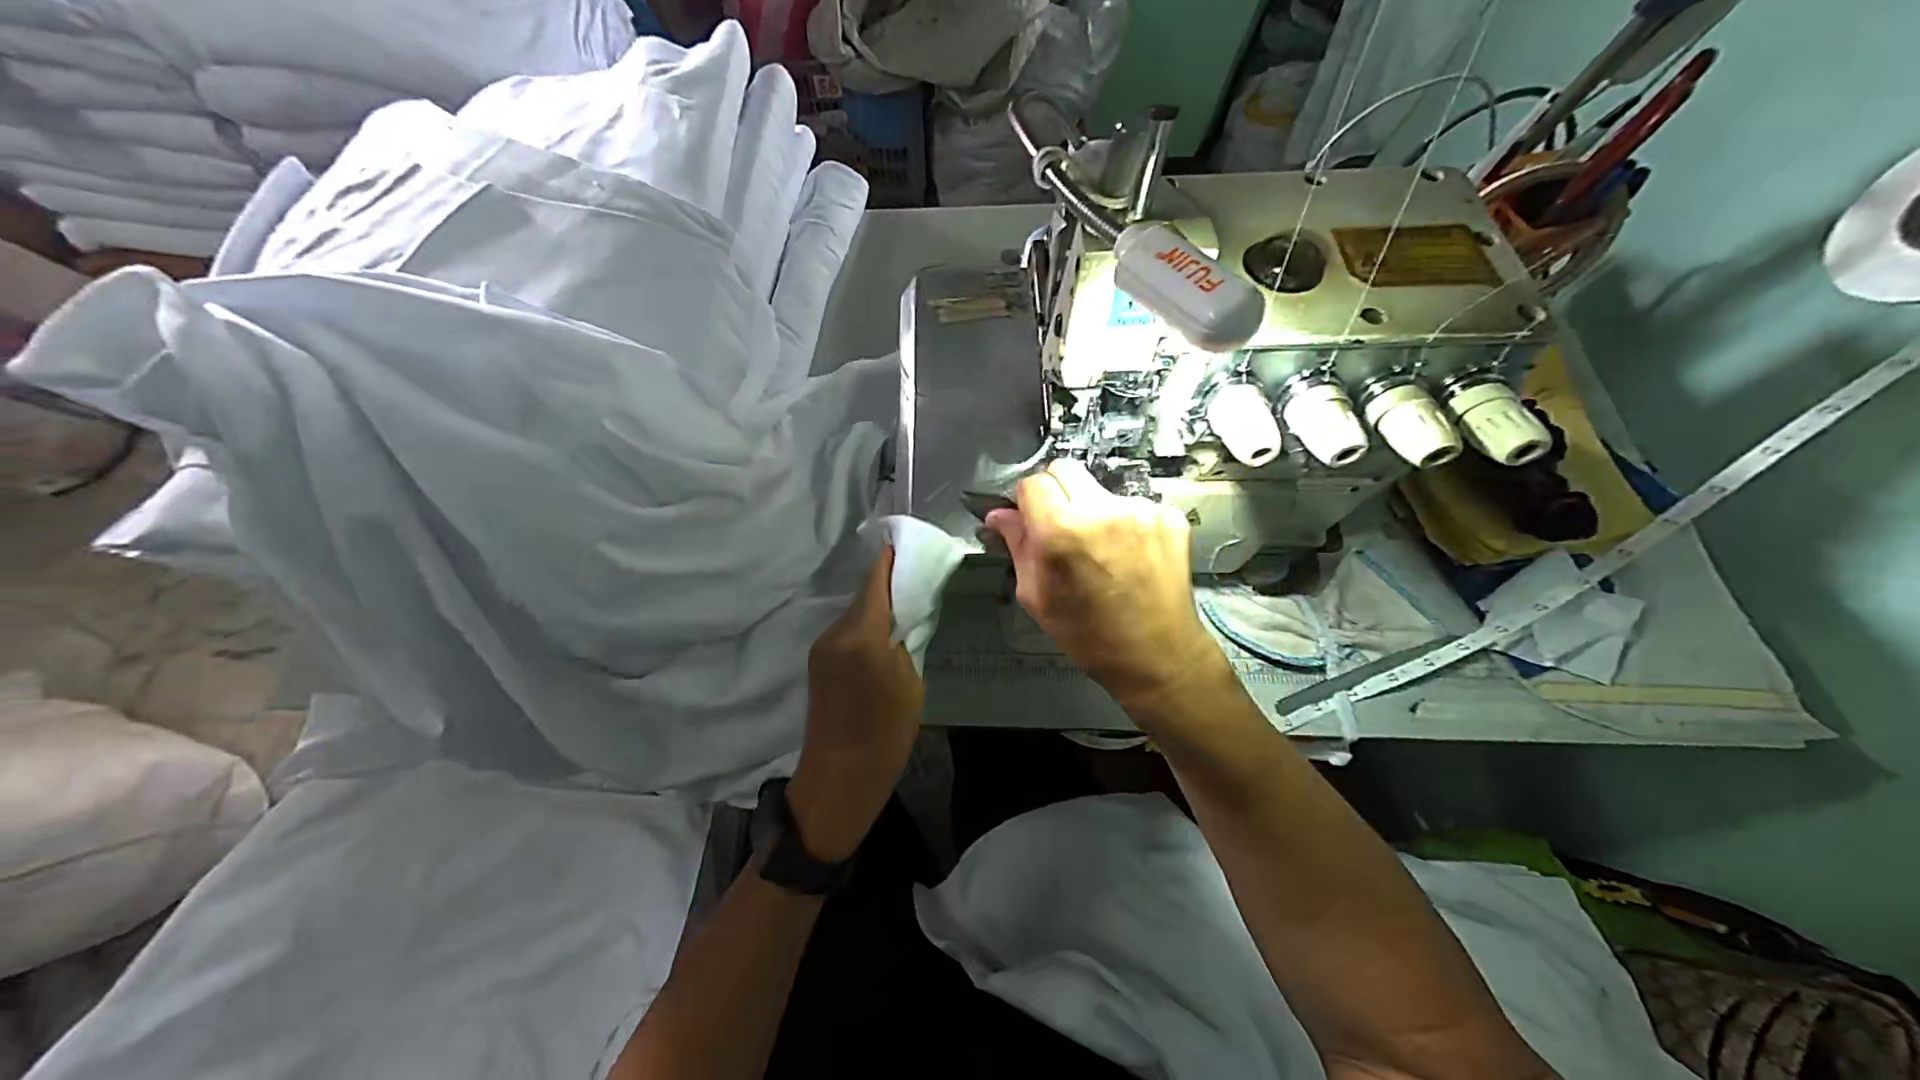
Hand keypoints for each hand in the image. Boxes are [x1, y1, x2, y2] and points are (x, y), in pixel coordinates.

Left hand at [788, 547, 924, 860]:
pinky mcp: (818, 661)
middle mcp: (836, 631)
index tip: (914, 546)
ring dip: (879, 607)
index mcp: (863, 633)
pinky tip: (886, 639)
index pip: (876, 578)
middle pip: (865, 593)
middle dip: (891, 583)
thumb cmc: (887, 731)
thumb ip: (910, 638)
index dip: (894, 558)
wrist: (841, 775)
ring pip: (856, 612)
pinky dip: (867, 626)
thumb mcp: (912, 680)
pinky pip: (847, 631)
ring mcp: (823, 646)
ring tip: (908, 614)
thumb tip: (912, 611)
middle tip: (921, 582)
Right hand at [984, 460, 1231, 708]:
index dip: (1026, 501)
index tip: (1030, 517)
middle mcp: (1102, 512)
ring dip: (1092, 508)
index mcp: (1061, 532)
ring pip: (1099, 488)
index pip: (1032, 483)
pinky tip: (1125, 554)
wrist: (1156, 655)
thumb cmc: (1092, 636)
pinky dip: (1123, 521)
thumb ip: (1018, 546)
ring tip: (1098, 550)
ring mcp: (1140, 512)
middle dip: (1057, 493)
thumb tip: (1000, 516)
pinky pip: (1131, 504)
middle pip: (1066, 470)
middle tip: (1061, 528)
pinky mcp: (1168, 517)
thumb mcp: (1037, 596)